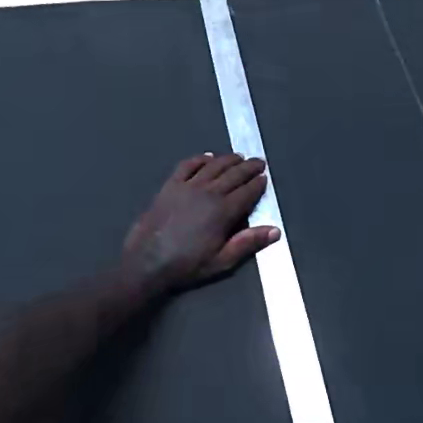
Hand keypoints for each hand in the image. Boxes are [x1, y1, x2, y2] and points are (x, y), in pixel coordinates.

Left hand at [121, 153, 280, 294]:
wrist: (147, 262)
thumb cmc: (187, 265)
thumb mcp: (222, 261)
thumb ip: (248, 243)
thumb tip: (275, 230)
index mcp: (223, 211)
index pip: (247, 192)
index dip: (258, 184)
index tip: (265, 177)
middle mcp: (208, 193)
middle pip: (233, 174)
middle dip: (248, 167)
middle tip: (258, 162)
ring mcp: (188, 186)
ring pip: (213, 166)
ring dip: (228, 159)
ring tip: (238, 157)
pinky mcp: (170, 186)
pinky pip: (187, 165)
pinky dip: (199, 159)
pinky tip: (207, 157)